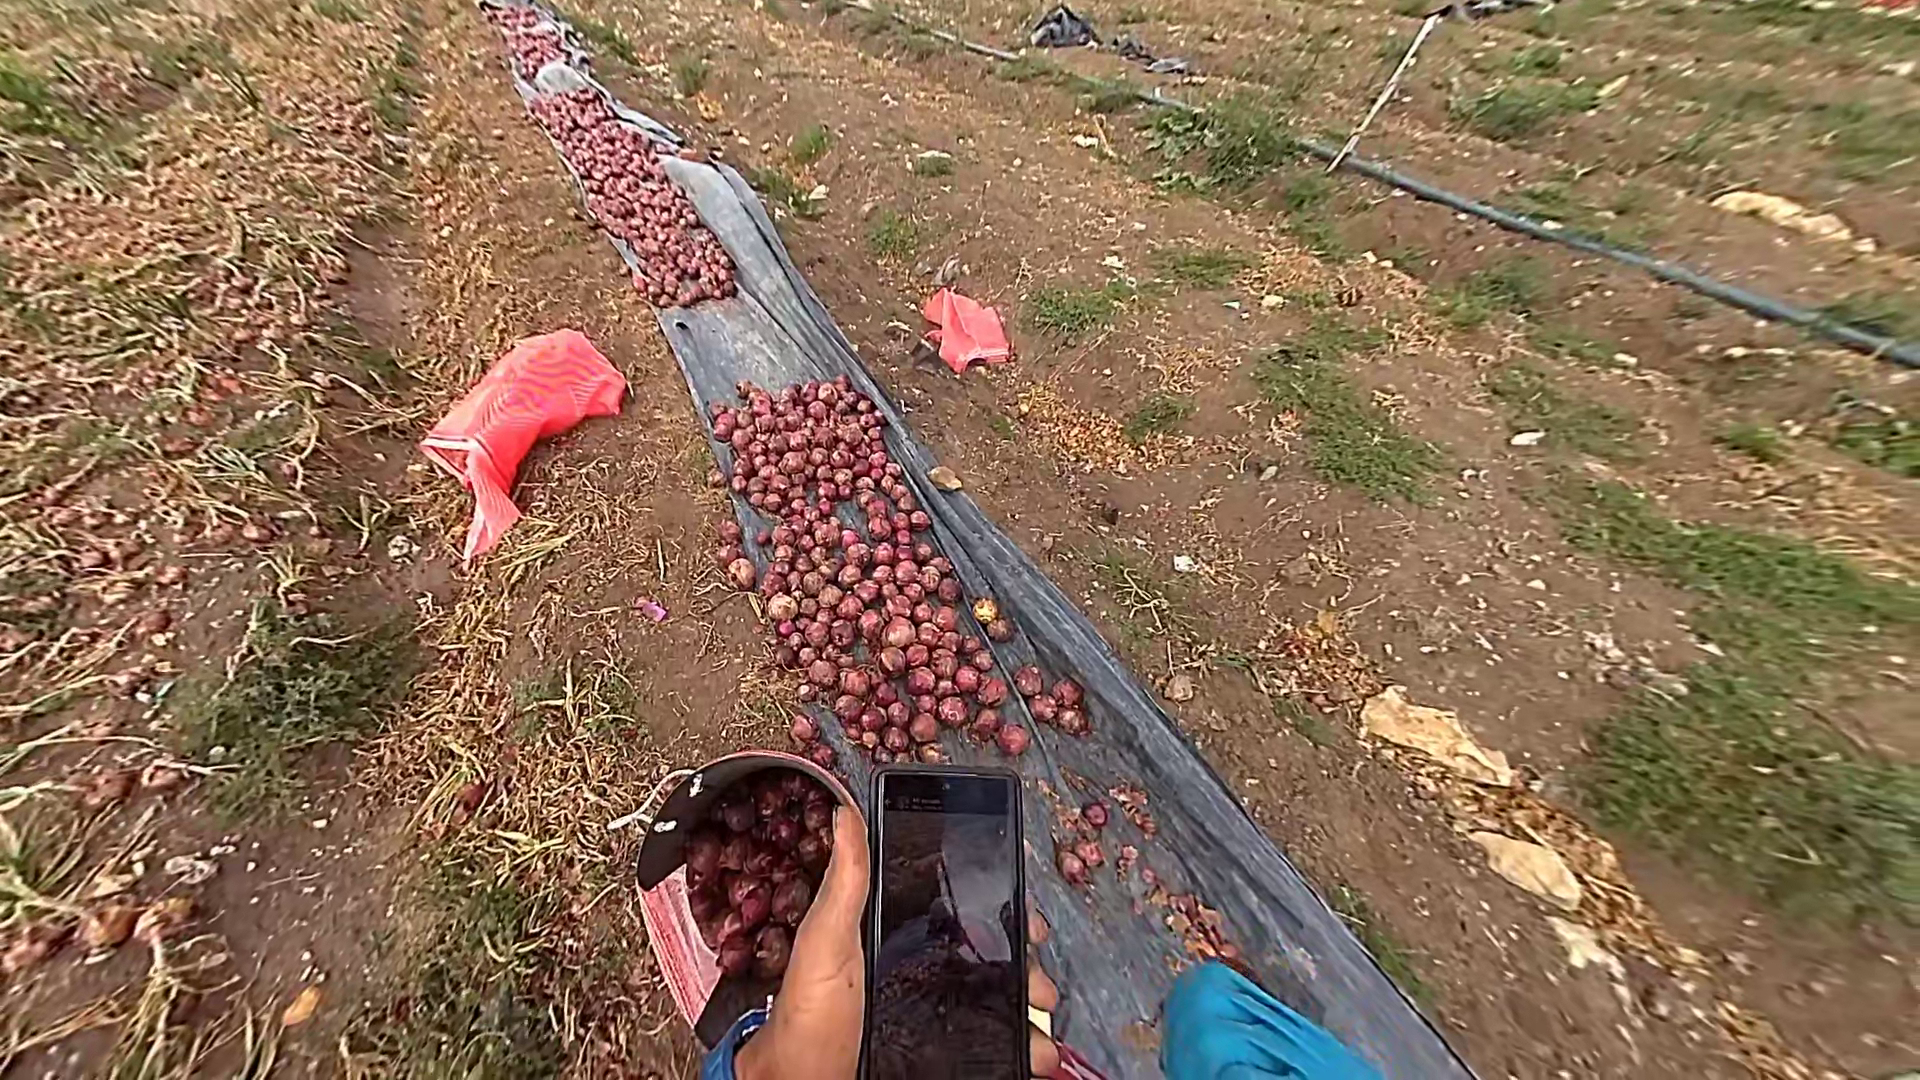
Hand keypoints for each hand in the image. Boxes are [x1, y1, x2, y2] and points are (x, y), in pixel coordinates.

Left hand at [735, 805, 1063, 1079]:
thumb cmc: (808, 1014)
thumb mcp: (827, 939)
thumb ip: (844, 881)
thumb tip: (846, 813)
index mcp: (895, 921)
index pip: (951, 894)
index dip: (990, 891)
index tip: (1017, 895)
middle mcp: (917, 955)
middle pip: (980, 939)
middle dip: (1017, 945)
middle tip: (1036, 953)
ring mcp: (929, 1000)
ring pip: (990, 985)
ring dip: (1023, 990)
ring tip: (1040, 1003)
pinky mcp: (937, 1042)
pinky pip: (985, 1034)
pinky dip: (1015, 1040)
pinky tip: (1033, 1050)